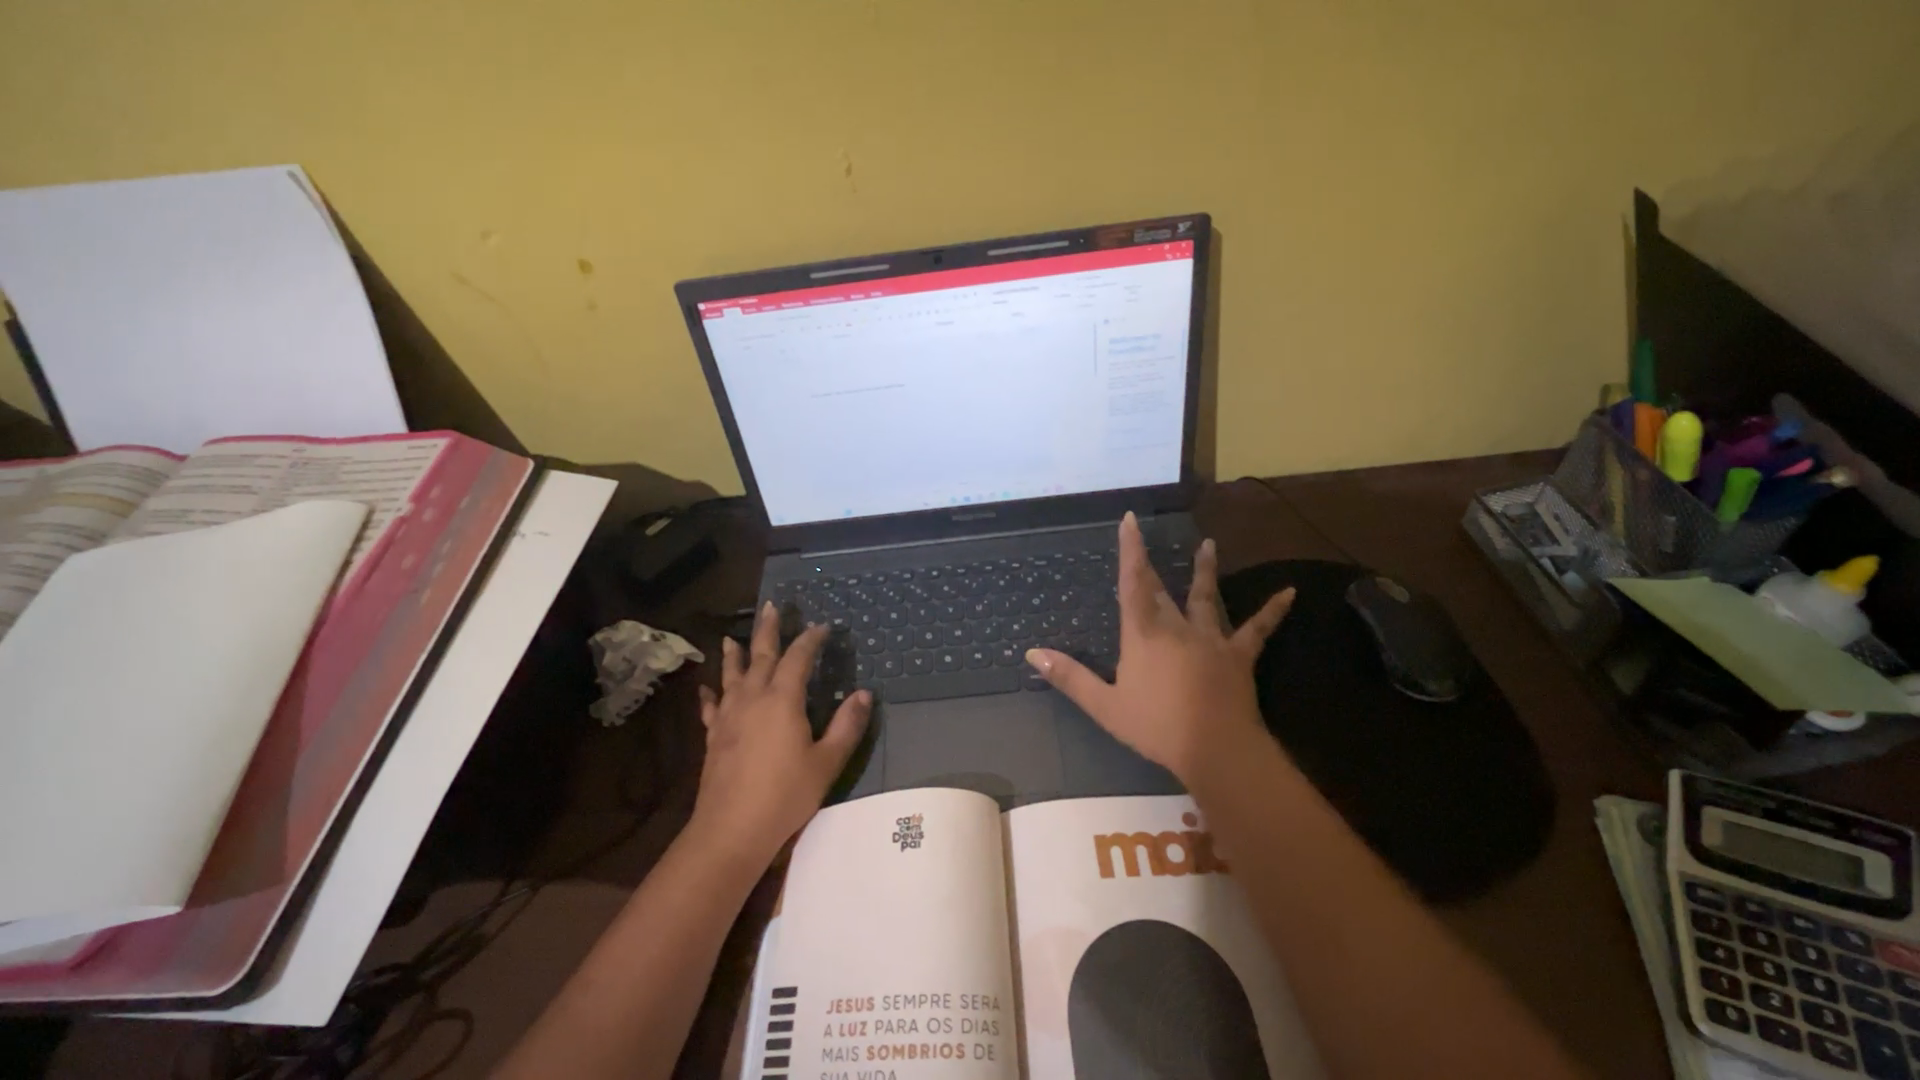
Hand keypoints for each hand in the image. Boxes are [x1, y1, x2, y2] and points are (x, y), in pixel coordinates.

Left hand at [688, 602, 871, 869]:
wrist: (732, 829)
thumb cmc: (785, 795)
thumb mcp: (827, 762)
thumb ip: (846, 726)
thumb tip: (863, 694)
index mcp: (783, 700)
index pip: (798, 658)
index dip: (810, 640)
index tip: (821, 626)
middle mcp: (753, 699)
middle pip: (760, 656)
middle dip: (768, 630)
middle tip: (771, 606)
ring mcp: (729, 717)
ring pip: (732, 675)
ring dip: (735, 654)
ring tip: (733, 637)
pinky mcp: (714, 737)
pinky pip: (712, 706)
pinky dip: (711, 694)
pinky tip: (707, 689)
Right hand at [1027, 513, 1293, 787]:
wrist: (1214, 747)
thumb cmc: (1156, 726)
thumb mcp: (1104, 705)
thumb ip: (1070, 677)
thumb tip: (1032, 653)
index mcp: (1143, 634)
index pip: (1132, 583)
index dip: (1130, 551)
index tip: (1130, 520)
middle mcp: (1176, 626)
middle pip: (1162, 589)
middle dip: (1152, 563)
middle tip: (1148, 534)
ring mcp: (1211, 639)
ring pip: (1206, 598)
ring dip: (1205, 572)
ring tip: (1210, 545)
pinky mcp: (1238, 655)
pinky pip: (1257, 629)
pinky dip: (1273, 610)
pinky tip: (1290, 593)